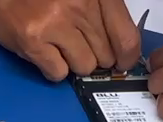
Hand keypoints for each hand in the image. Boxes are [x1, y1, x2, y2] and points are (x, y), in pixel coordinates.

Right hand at [0, 0, 141, 79]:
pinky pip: (58, 74)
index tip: (122, 63)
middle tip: (80, 46)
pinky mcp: (35, 42)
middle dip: (95, 57)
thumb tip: (122, 49)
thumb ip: (103, 13)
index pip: (126, 36)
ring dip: (74, 63)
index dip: (127, 57)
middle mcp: (81, 5)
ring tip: (60, 45)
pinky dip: (54, 69)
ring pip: (83, 67)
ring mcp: (57, 24)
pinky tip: (46, 52)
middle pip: (104, 56)